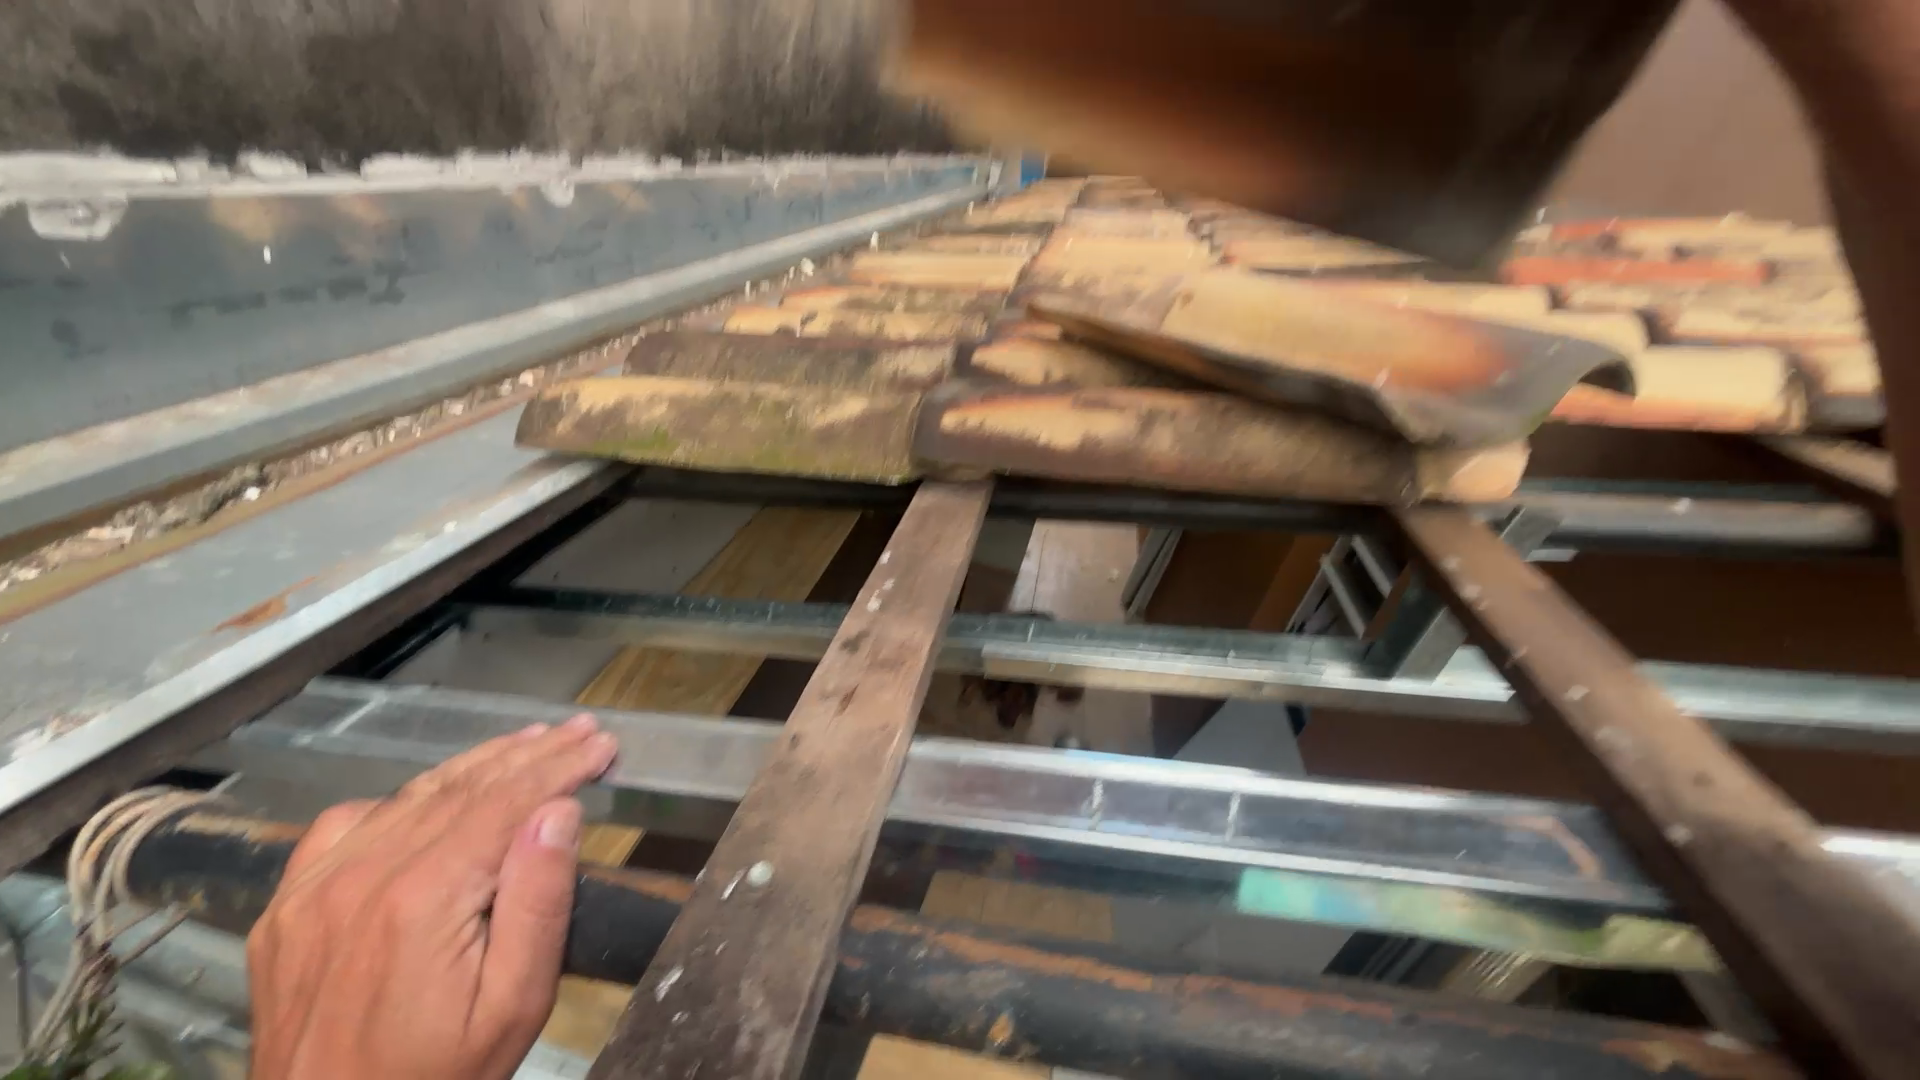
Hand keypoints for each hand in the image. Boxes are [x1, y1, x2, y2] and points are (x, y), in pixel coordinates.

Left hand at [247, 713, 618, 1079]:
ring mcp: (313, 888)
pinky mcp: (287, 906)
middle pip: (463, 788)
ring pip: (412, 795)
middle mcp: (361, 877)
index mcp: (422, 899)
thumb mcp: (517, 1002)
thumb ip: (539, 902)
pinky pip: (350, 822)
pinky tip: (438, 795)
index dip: (561, 766)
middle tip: (582, 731)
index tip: (603, 745)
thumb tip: (558, 811)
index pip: (506, 802)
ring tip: (531, 741)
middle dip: (532, 753)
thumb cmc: (442, 1074)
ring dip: (479, 763)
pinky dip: (407, 795)